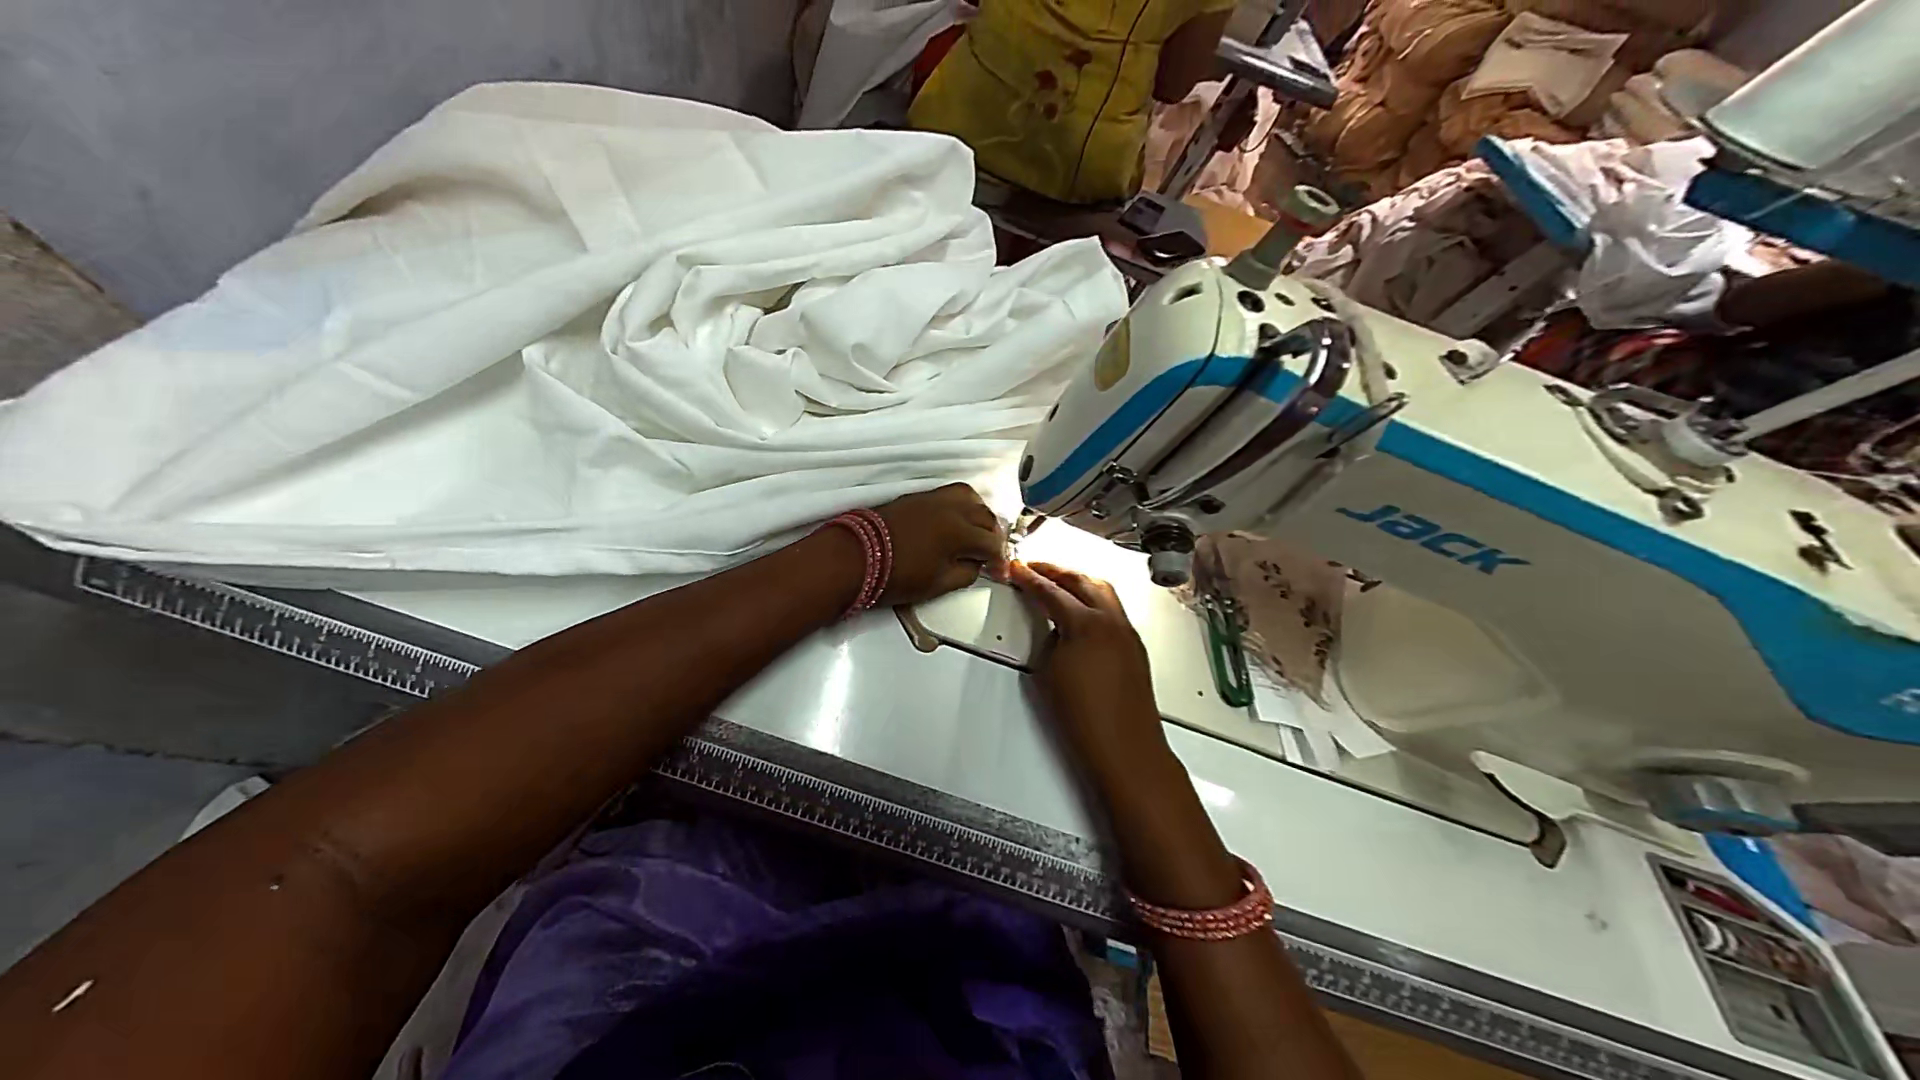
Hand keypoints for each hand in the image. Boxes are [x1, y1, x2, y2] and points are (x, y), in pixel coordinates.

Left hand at [872, 483, 1007, 606]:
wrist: (855, 558)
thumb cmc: (896, 576)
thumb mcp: (938, 585)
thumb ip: (966, 573)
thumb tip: (976, 565)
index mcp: (959, 532)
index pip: (992, 544)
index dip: (999, 561)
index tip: (999, 573)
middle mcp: (952, 509)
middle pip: (986, 517)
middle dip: (994, 537)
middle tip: (991, 555)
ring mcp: (934, 499)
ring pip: (971, 498)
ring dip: (981, 515)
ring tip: (978, 532)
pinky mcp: (918, 497)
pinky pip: (952, 494)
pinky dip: (963, 505)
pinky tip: (958, 521)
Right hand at [1009, 561, 1167, 777]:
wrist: (1124, 749)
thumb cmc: (1088, 720)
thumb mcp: (1048, 672)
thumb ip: (1049, 639)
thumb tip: (1053, 629)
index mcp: (1088, 623)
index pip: (1051, 590)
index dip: (1030, 578)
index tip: (1018, 569)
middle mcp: (1113, 622)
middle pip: (1081, 581)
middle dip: (1055, 571)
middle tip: (1035, 568)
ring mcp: (1128, 634)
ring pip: (1102, 591)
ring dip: (1078, 582)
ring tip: (1057, 584)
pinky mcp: (1135, 648)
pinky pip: (1113, 610)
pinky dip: (1094, 601)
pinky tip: (1081, 611)